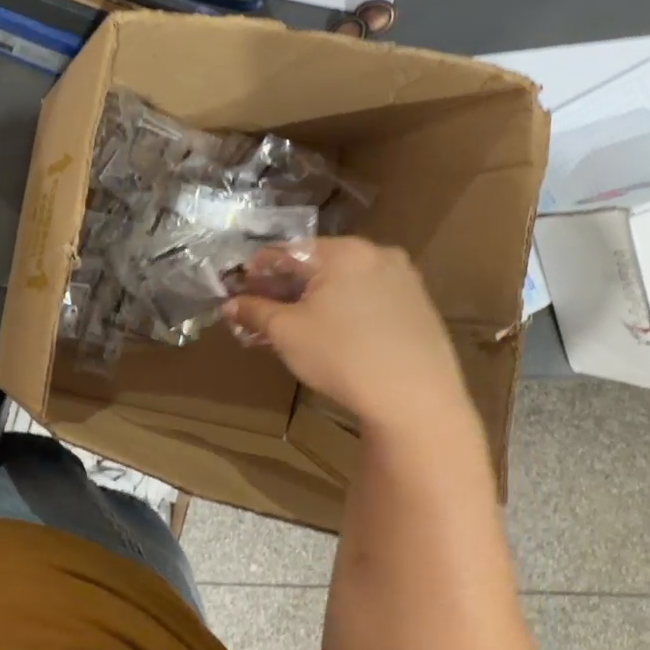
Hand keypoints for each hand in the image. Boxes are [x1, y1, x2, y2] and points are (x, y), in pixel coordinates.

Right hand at [223, 237, 466, 427]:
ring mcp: (404, 280)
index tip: (238, 293)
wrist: (415, 399)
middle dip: (284, 288)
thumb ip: (254, 311)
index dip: (255, 271)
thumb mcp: (284, 332)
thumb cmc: (340, 355)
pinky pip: (366, 298)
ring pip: (342, 283)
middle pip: (316, 265)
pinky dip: (341, 310)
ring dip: (311, 301)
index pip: (285, 251)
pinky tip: (329, 337)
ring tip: (291, 330)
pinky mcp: (418, 306)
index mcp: (344, 251)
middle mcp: (378, 255)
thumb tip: (231, 303)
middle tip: (261, 315)